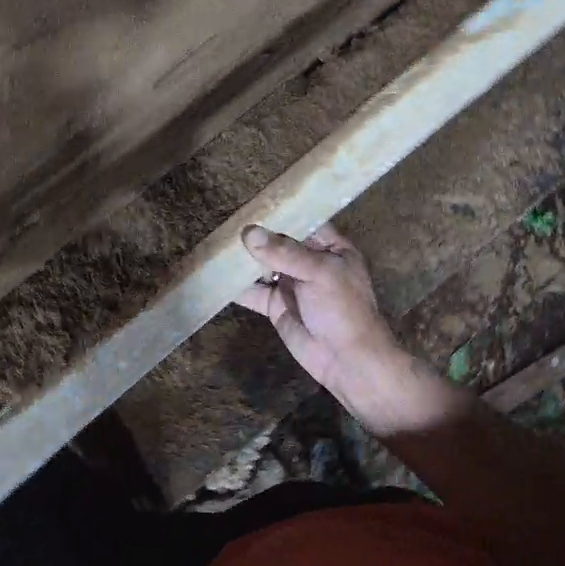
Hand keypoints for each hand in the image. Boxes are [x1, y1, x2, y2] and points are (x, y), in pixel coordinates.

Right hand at [235, 223, 465, 435]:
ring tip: (217, 244)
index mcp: (331, 248)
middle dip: (256, 235)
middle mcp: (310, 262)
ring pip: (264, 266)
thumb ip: (284, 252)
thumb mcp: (319, 273)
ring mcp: (292, 285)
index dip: (281, 213)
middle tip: (227, 222)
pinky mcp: (277, 306)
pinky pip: (254, 292)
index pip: (304, 222)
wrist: (348, 362)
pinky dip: (237, 286)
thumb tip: (249, 233)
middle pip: (279, 242)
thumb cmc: (343, 309)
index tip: (253, 203)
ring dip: (244, 259)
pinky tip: (216, 276)